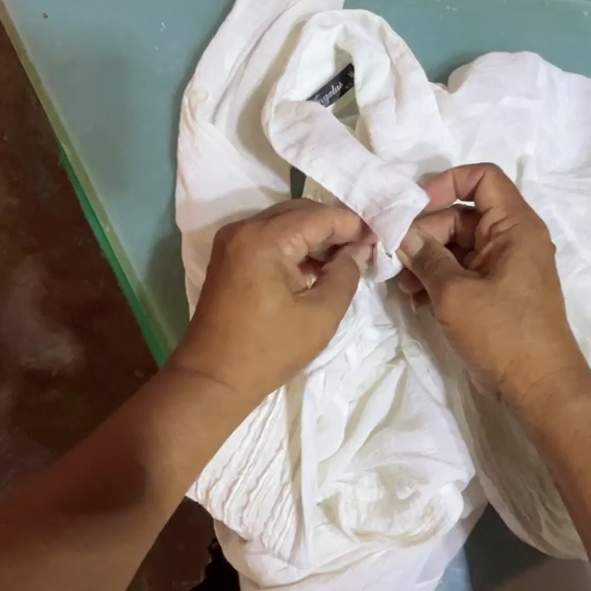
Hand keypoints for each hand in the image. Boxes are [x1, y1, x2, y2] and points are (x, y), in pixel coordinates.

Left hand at [168, 198, 372, 407]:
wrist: (213, 378)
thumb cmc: (269, 351)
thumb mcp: (321, 315)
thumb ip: (345, 275)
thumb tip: (358, 250)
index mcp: (264, 240)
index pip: (318, 217)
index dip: (352, 224)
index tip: (377, 239)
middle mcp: (243, 229)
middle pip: (299, 212)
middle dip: (333, 226)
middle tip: (363, 247)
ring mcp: (232, 241)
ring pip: (284, 221)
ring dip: (314, 235)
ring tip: (344, 257)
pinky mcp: (228, 255)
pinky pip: (269, 236)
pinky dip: (294, 245)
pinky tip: (316, 266)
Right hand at [394, 164, 590, 410]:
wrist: (539, 387)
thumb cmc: (502, 333)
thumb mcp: (454, 293)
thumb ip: (425, 257)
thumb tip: (401, 235)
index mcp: (515, 226)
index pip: (483, 178)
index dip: (447, 183)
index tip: (415, 208)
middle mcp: (512, 239)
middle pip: (462, 215)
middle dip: (426, 231)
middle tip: (396, 255)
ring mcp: (504, 267)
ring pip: (458, 245)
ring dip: (427, 258)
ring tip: (402, 282)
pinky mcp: (496, 292)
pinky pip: (462, 270)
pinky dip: (439, 278)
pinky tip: (415, 297)